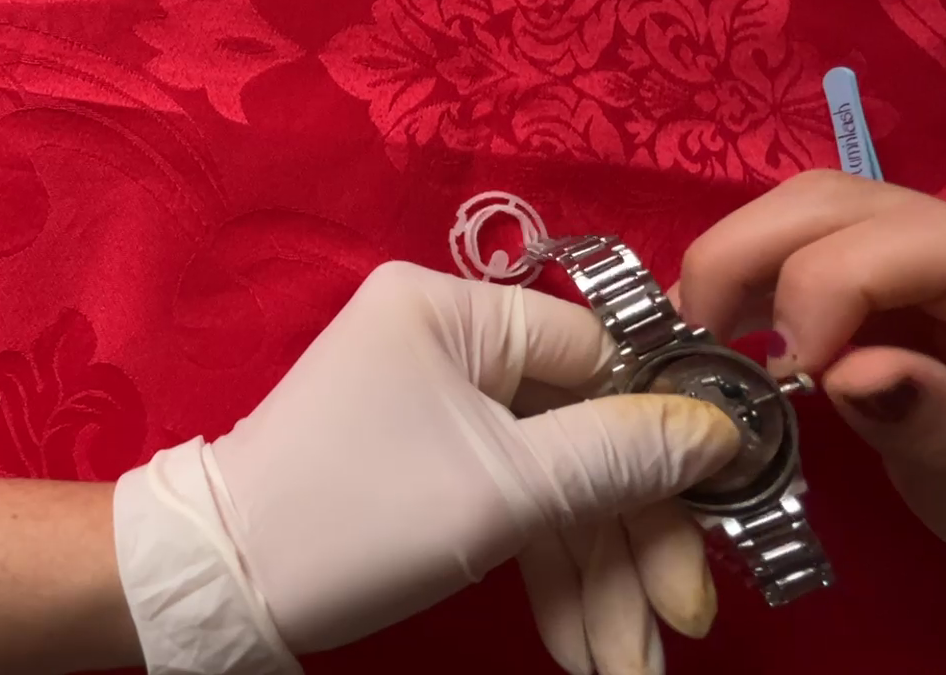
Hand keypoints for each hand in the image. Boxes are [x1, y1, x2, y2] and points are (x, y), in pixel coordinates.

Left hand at [113, 262, 739, 674]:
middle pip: (571, 422)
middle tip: (677, 621)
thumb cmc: (361, 513)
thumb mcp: (504, 487)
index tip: (710, 512)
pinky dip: (542, 561)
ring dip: (589, 567)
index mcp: (447, 306)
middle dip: (624, 528)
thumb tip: (716, 428)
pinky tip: (580, 638)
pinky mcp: (423, 447)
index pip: (587, 349)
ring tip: (621, 663)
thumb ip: (619, 453)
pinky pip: (503, 489)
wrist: (230, 576)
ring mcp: (431, 394)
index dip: (653, 426)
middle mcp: (439, 334)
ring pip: (542, 470)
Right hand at [676, 170, 945, 598]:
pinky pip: (789, 231)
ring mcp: (928, 241)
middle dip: (744, 257)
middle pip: (839, 202)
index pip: (931, 245)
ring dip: (730, 257)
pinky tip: (717, 320)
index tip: (786, 366)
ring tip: (702, 330)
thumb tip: (846, 372)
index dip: (832, 283)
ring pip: (802, 203)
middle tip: (700, 336)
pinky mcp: (877, 253)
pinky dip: (735, 269)